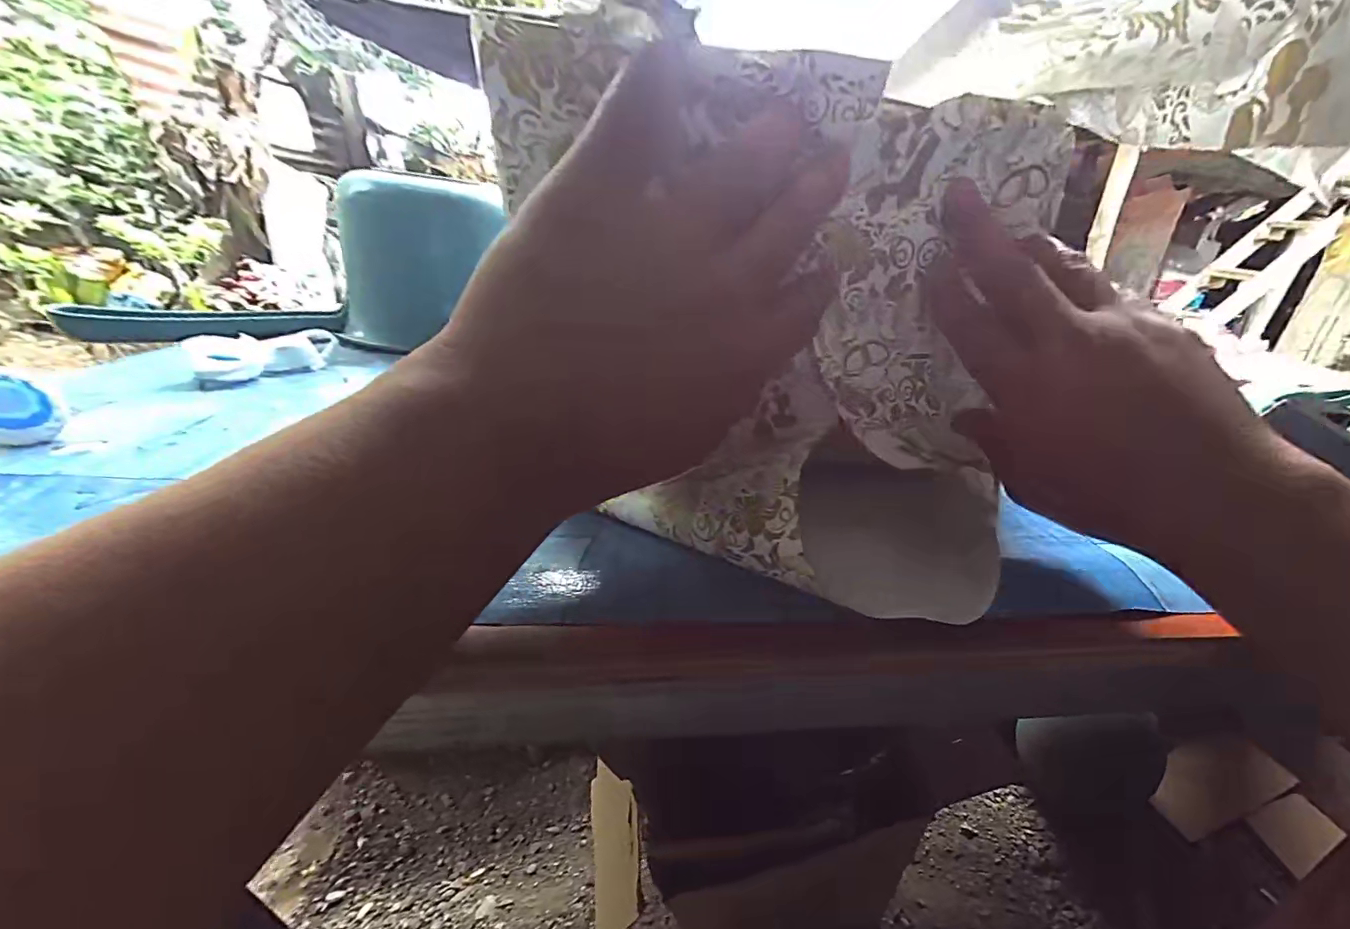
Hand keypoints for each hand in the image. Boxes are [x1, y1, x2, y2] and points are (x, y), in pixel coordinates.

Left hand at [409, 43, 849, 513]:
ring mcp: (666, 230)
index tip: (825, 261)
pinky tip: (675, 57)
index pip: (807, 300)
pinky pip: (636, 121)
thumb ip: (736, 389)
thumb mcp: (697, 436)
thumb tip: (752, 360)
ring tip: (788, 118)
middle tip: (832, 160)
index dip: (820, 276)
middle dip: (816, 188)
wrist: (517, 425)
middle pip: (789, 222)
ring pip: (737, 169)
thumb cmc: (608, 449)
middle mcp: (727, 281)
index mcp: (750, 347)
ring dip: (771, 138)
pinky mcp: (597, 194)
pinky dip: (658, 81)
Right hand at [928, 179, 1304, 560]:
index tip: (928, 262)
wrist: (1214, 488)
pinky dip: (1088, 289)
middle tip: (958, 193)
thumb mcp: (1034, 485)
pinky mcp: (1162, 321)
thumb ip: (996, 444)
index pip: (972, 327)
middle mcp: (1066, 340)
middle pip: (1012, 273)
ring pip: (1068, 266)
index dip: (945, 291)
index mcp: (1025, 388)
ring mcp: (1119, 322)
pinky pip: (1114, 293)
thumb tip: (966, 417)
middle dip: (978, 230)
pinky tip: (1086, 300)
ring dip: (1034, 246)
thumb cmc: (1110, 499)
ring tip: (1017, 235)